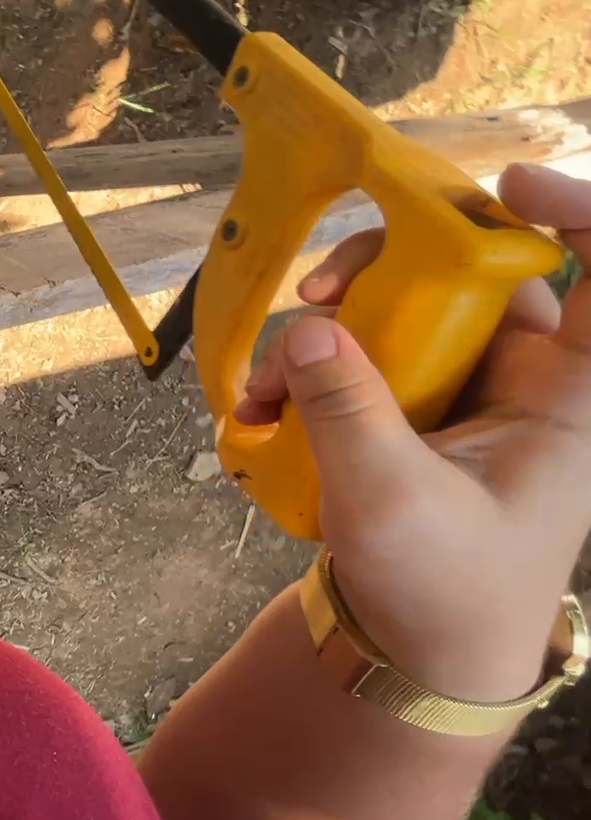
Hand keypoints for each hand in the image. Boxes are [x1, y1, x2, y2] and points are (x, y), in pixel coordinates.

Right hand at [235, 162, 590, 704]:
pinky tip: (259, 409)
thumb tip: (311, 328)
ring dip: (315, 340)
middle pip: (466, 282)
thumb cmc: (437, 578)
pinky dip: (298, 373)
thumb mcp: (388, 497)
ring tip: (259, 394)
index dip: (575, 218)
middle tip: (312, 296)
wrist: (414, 633)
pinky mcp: (404, 410)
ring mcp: (456, 395)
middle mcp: (520, 383)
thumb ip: (348, 411)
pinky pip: (350, 361)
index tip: (501, 186)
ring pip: (392, 320)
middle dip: (380, 275)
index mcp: (569, 402)